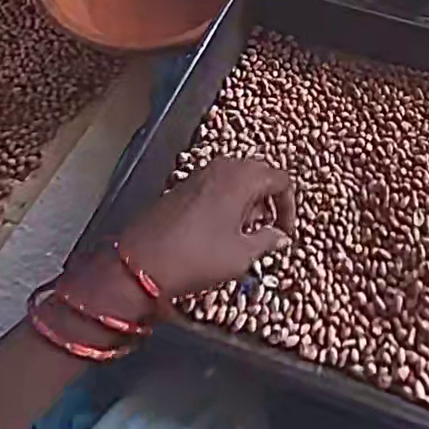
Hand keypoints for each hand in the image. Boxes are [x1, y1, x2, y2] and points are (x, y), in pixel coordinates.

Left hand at [117, 157, 293, 298]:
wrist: (140, 262)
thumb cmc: (197, 256)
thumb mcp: (241, 255)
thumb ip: (267, 241)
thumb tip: (280, 236)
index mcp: (244, 177)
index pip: (281, 180)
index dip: (289, 207)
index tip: (285, 232)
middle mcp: (225, 166)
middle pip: (260, 173)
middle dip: (269, 200)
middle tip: (268, 228)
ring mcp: (202, 172)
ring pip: (238, 177)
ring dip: (249, 199)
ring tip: (245, 231)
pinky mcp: (185, 183)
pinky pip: (218, 182)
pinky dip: (228, 198)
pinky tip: (221, 227)